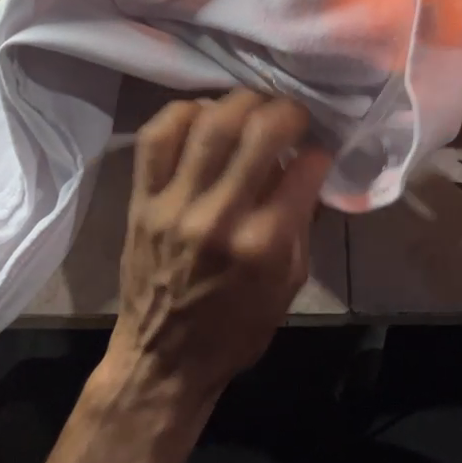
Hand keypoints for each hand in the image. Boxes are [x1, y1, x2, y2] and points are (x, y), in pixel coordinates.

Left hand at [107, 89, 332, 403]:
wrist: (163, 359)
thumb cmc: (235, 329)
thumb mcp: (289, 285)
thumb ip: (300, 224)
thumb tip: (308, 168)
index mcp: (262, 245)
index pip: (301, 169)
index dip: (318, 151)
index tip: (319, 149)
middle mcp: (218, 216)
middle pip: (256, 131)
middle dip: (285, 111)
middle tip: (292, 115)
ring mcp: (174, 204)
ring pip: (208, 123)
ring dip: (239, 102)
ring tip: (253, 106)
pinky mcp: (142, 200)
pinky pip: (156, 137)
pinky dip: (183, 113)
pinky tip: (204, 114)